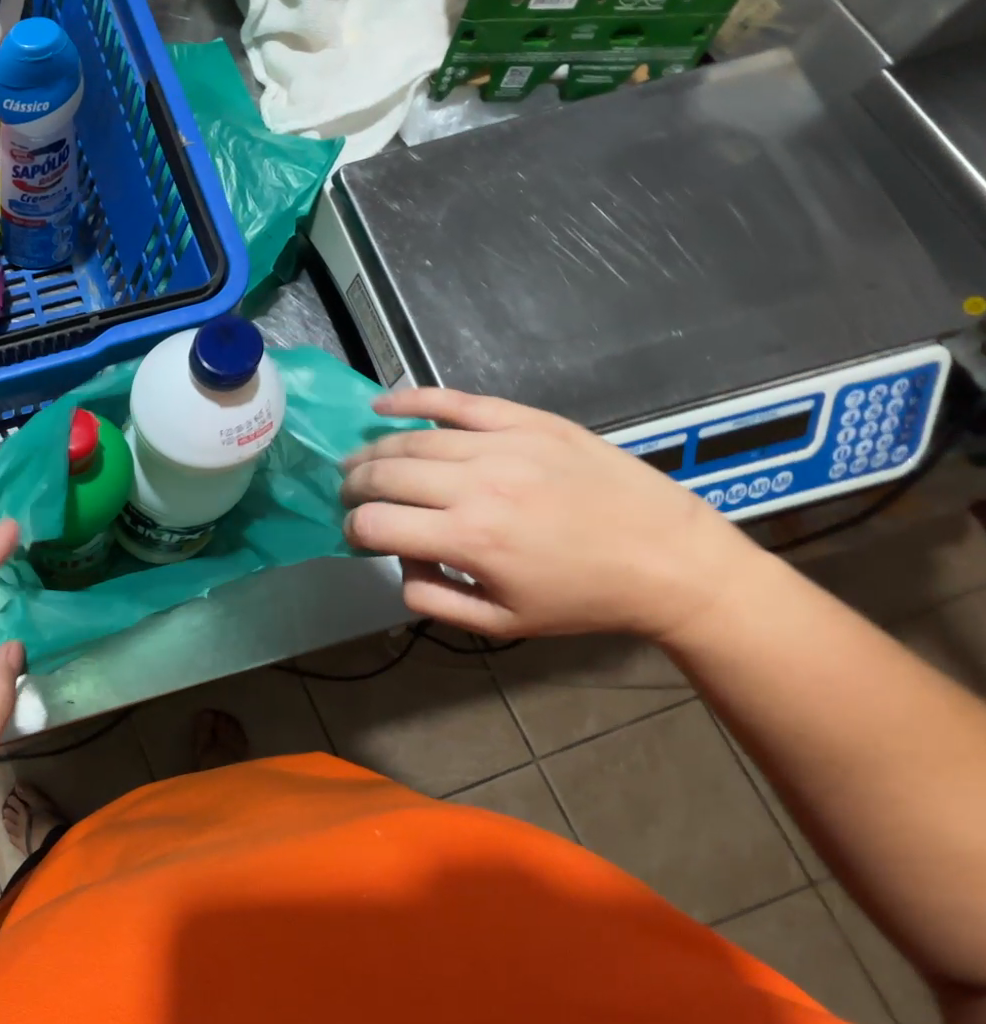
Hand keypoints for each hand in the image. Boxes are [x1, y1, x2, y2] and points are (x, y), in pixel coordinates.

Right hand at [341, 388, 764, 641]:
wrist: (671, 559)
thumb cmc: (581, 598)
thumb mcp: (500, 623)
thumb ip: (431, 598)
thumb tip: (398, 562)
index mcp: (468, 539)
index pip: (373, 523)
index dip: (353, 531)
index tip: (358, 536)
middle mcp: (477, 486)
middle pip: (382, 475)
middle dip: (353, 488)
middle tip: (351, 497)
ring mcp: (503, 446)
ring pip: (410, 441)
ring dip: (373, 453)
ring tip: (361, 463)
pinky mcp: (529, 422)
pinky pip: (456, 402)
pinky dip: (411, 400)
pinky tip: (382, 407)